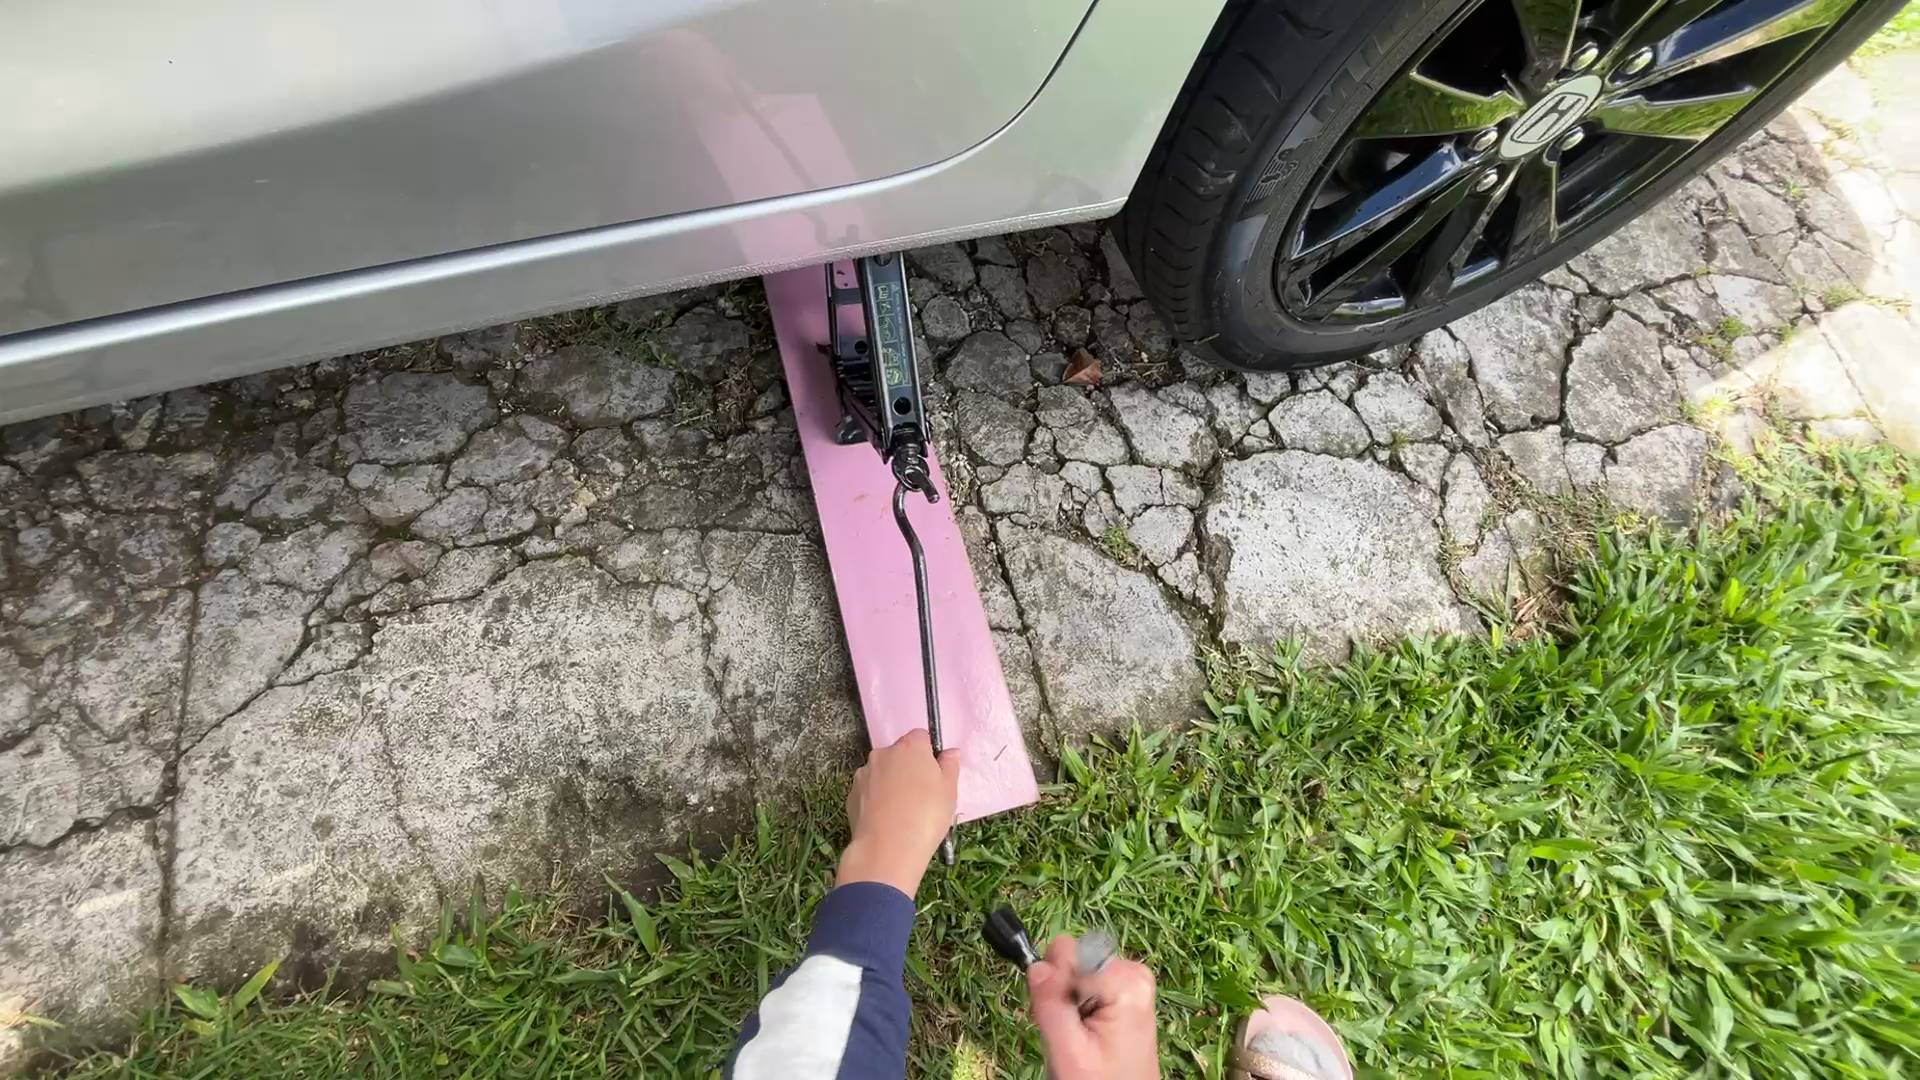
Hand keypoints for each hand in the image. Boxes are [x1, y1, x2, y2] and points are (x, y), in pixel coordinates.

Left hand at [835, 728, 959, 897]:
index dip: (929, 754)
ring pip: (882, 772)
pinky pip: (868, 791)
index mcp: (910, 746)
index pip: (921, 737)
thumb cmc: (926, 815)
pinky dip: (876, 800)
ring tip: (901, 811)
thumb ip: (950, 765)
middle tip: (921, 795)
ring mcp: (864, 773)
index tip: (934, 774)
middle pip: (899, 753)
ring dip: (890, 783)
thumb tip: (949, 753)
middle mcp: (883, 753)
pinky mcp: (851, 794)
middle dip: (908, 768)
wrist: (887, 848)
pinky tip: (885, 820)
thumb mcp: (950, 790)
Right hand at [1028, 935, 1159, 1079]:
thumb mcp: (1069, 1053)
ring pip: (1077, 964)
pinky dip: (1079, 998)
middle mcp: (1133, 972)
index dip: (1054, 982)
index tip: (1058, 1016)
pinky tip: (1086, 1026)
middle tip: (1066, 1029)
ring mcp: (1132, 978)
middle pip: (1073, 955)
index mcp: (1126, 982)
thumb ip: (1051, 1005)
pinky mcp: (1126, 986)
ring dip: (1068, 995)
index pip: (1068, 952)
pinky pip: (1087, 975)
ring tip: (1077, 1032)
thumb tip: (1036, 965)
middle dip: (1061, 988)